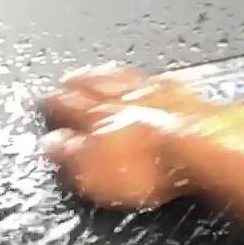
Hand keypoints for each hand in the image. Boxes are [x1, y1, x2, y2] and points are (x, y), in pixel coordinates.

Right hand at [39, 66, 223, 208]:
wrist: (200, 150)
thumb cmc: (150, 167)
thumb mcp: (95, 172)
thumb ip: (69, 156)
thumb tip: (50, 144)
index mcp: (99, 118)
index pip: (69, 106)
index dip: (54, 104)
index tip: (43, 99)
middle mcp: (127, 100)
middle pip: (97, 86)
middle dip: (80, 82)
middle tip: (68, 76)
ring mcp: (158, 96)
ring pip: (128, 80)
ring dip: (111, 76)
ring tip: (102, 72)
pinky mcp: (188, 102)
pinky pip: (164, 83)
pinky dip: (153, 80)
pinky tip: (154, 79)